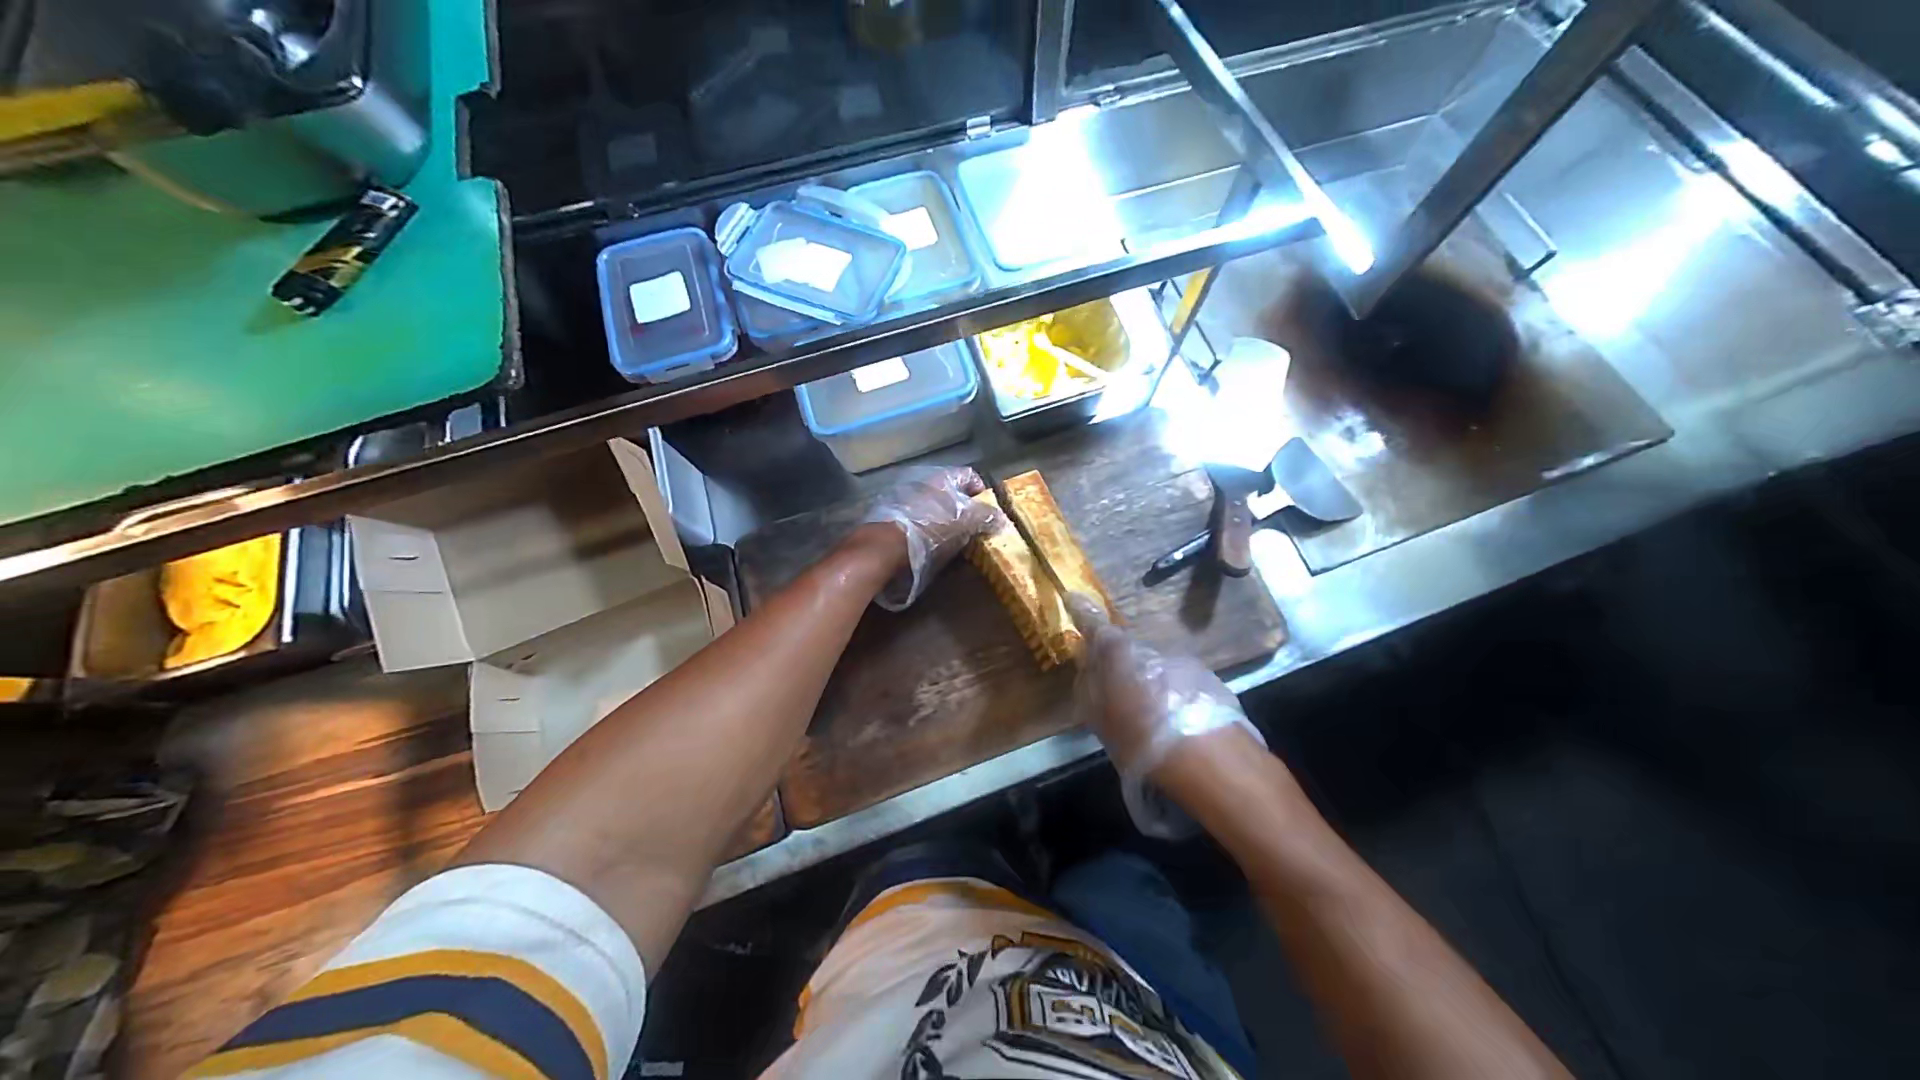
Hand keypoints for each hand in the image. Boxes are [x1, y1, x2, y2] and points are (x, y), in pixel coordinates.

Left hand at [863, 466, 1001, 609]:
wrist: (886, 546)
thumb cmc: (931, 529)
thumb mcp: (965, 522)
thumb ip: (985, 517)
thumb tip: (1001, 518)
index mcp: (943, 477)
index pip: (970, 475)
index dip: (982, 492)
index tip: (988, 512)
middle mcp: (923, 481)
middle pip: (951, 492)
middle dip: (963, 509)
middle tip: (972, 529)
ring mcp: (905, 497)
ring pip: (933, 506)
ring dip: (943, 520)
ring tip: (951, 541)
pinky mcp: (892, 516)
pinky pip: (918, 519)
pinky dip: (926, 528)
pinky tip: (928, 545)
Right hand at [1065, 595, 1268, 837]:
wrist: (1210, 761)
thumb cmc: (1141, 740)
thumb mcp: (1100, 719)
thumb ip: (1089, 687)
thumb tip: (1086, 666)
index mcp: (1120, 654)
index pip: (1096, 625)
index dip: (1083, 612)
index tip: (1073, 597)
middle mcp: (1153, 649)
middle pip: (1130, 651)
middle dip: (1122, 666)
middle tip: (1118, 696)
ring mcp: (1185, 663)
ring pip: (1158, 668)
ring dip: (1152, 684)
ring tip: (1152, 719)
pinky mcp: (1211, 681)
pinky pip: (1182, 684)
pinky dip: (1175, 697)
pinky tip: (1178, 725)